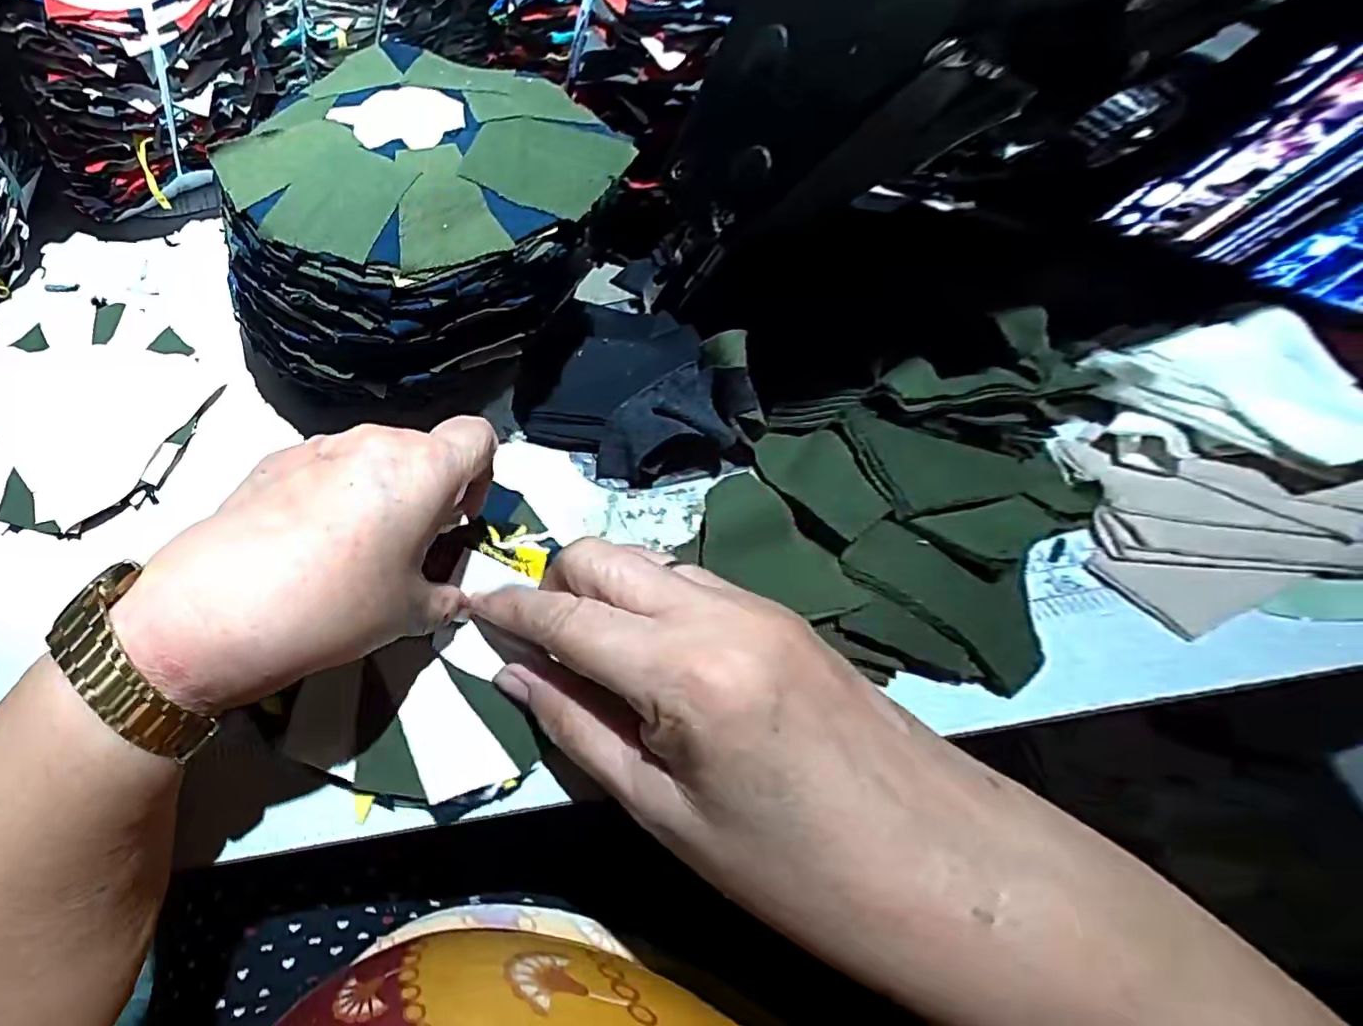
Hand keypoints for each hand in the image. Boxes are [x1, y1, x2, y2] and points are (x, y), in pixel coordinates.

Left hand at [109, 417, 495, 715]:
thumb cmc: (335, 604)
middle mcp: (372, 441)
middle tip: (407, 546)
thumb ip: (445, 598)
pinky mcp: (275, 458)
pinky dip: (333, 493)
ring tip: (353, 550)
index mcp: (420, 467)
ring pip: (371, 458)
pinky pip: (325, 467)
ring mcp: (319, 445)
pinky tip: (308, 543)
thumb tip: (453, 598)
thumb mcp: (408, 613)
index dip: (480, 474)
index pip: (476, 436)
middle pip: (420, 449)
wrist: (223, 605)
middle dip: (426, 491)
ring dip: (378, 492)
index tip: (457, 516)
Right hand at [470, 537, 1337, 1025]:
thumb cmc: (800, 873)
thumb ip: (577, 728)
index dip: (505, 608)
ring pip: (641, 559)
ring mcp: (755, 604)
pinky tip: (649, 651)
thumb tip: (514, 673)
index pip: (562, 613)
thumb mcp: (665, 815)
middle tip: (535, 641)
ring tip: (587, 647)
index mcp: (682, 670)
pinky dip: (644, 598)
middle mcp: (715, 612)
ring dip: (598, 589)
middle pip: (598, 556)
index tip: (468, 609)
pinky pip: (684, 579)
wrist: (971, 884)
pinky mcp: (780, 613)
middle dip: (551, 585)